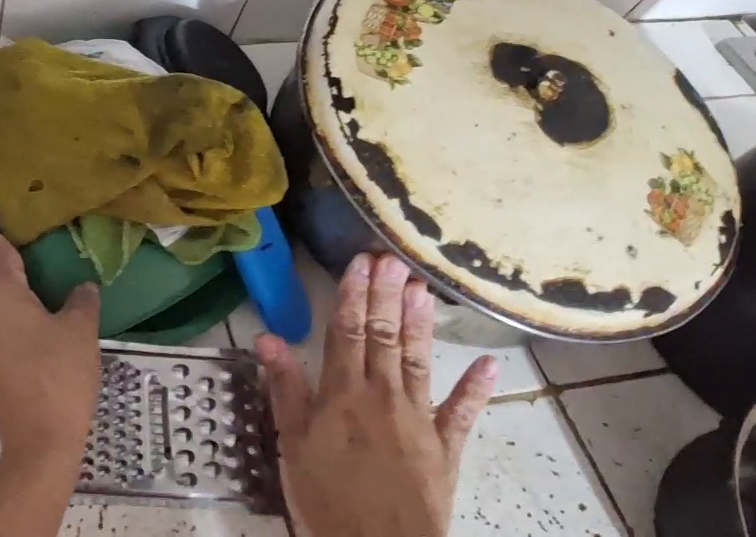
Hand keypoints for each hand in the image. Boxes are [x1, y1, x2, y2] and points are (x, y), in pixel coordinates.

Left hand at [0, 228, 101, 469]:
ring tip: (33, 288)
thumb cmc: (59, 374)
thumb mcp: (80, 331)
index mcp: (1, 297)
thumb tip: (83, 288)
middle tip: (16, 252)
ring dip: (9, 298)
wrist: (40, 442)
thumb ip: (81, 302)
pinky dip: (13, 322)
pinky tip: (34, 327)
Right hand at [255, 254, 497, 536]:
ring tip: (423, 287)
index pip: (346, 331)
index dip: (352, 294)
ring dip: (421, 322)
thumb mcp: (292, 443)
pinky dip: (476, 387)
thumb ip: (284, 387)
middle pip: (384, 335)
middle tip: (392, 258)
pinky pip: (462, 413)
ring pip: (418, 359)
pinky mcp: (446, 448)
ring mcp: (419, 419)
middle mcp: (382, 394)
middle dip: (386, 295)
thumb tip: (266, 335)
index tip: (360, 261)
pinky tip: (489, 362)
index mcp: (342, 392)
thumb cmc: (326, 497)